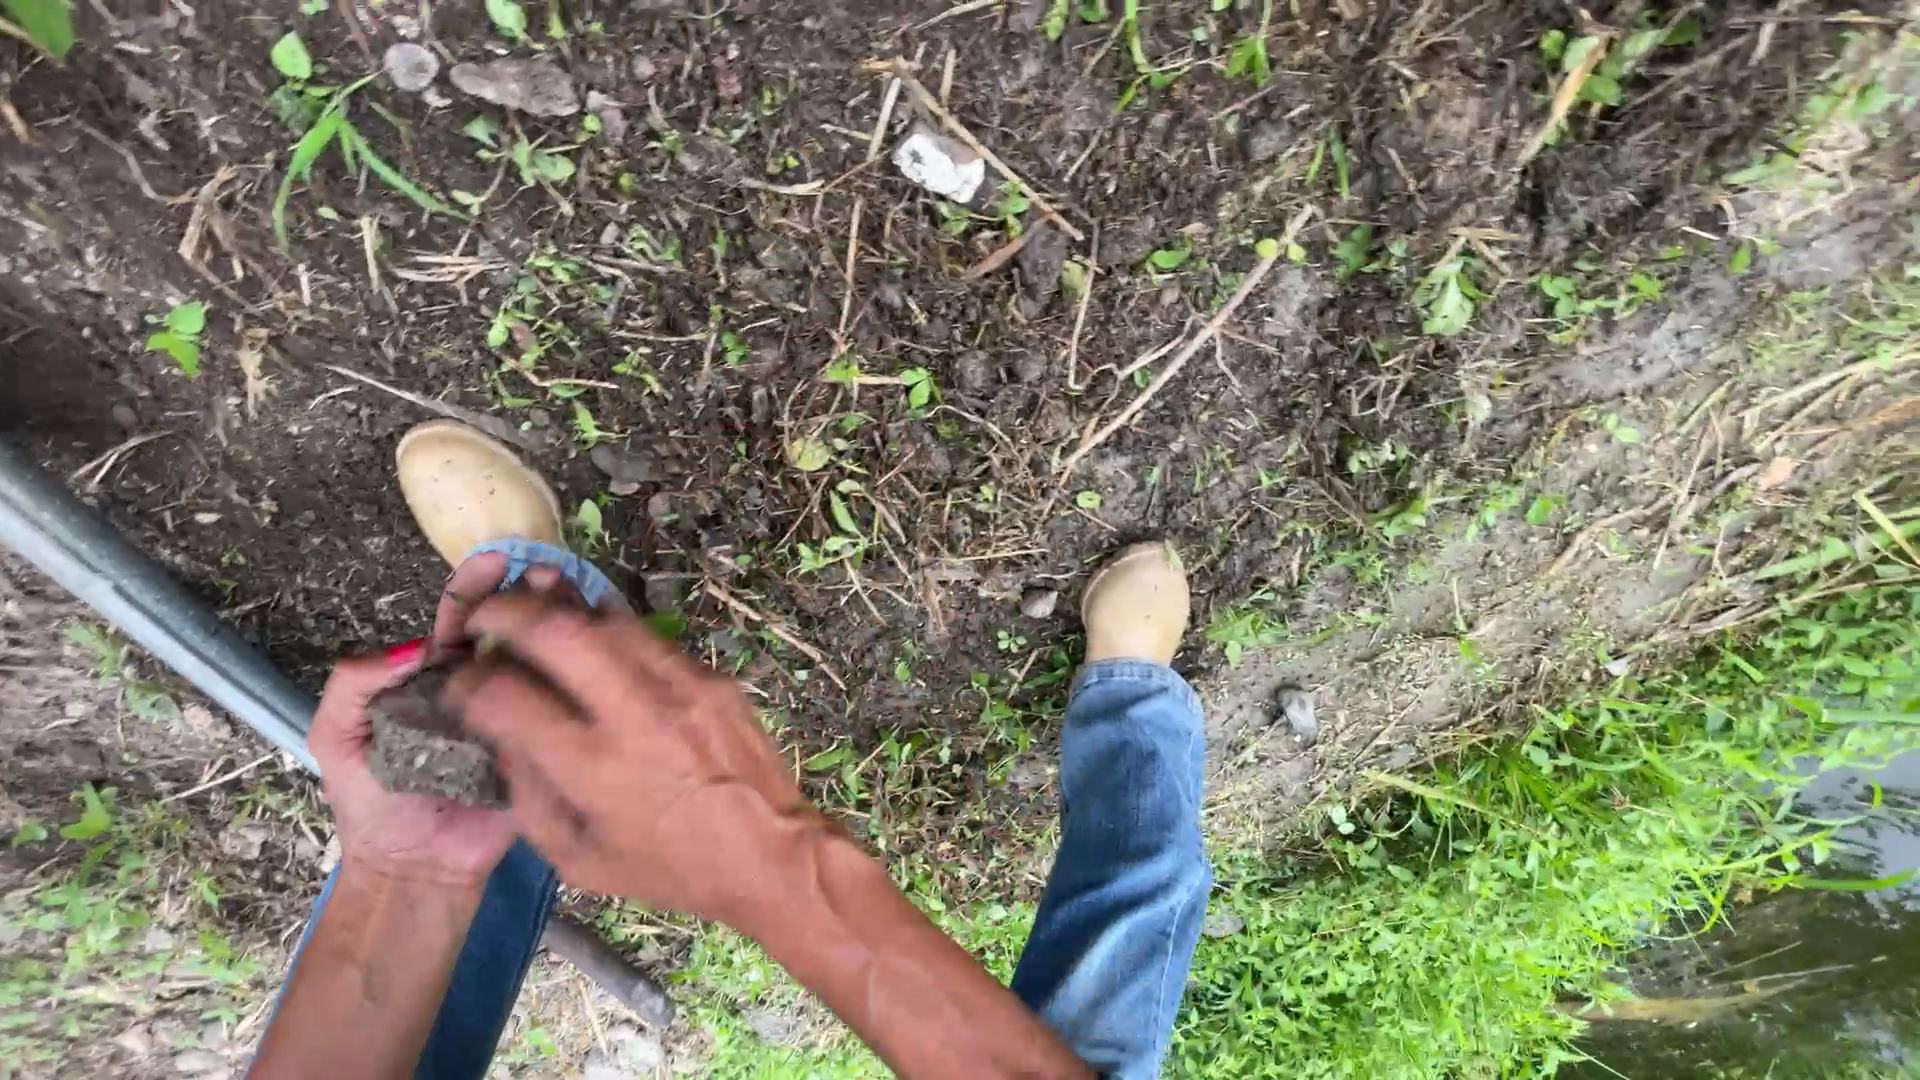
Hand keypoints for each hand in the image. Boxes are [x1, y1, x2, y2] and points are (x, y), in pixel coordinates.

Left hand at [306, 551, 548, 888]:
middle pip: (512, 630)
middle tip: (550, 573)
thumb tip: (414, 645)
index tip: (499, 559)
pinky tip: (599, 651)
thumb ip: (354, 686)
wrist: (417, 865)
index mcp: (441, 676)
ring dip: (561, 625)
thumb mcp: (336, 738)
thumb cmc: (375, 801)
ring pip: (544, 659)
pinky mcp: (548, 742)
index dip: (476, 587)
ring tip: (576, 598)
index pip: (461, 621)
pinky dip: (581, 675)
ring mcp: (523, 712)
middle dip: (530, 596)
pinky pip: (563, 705)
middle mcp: (488, 685)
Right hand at [446, 592, 817, 922]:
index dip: (466, 682)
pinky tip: (597, 637)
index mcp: (593, 767)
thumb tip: (504, 736)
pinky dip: (614, 630)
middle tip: (485, 614)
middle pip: (558, 632)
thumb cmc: (670, 867)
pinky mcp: (714, 678)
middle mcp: (636, 714)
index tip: (459, 682)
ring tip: (536, 610)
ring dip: (562, 608)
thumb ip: (529, 795)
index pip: (505, 698)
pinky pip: (653, 639)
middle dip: (506, 612)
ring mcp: (682, 687)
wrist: (770, 849)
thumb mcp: (579, 858)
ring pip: (610, 620)